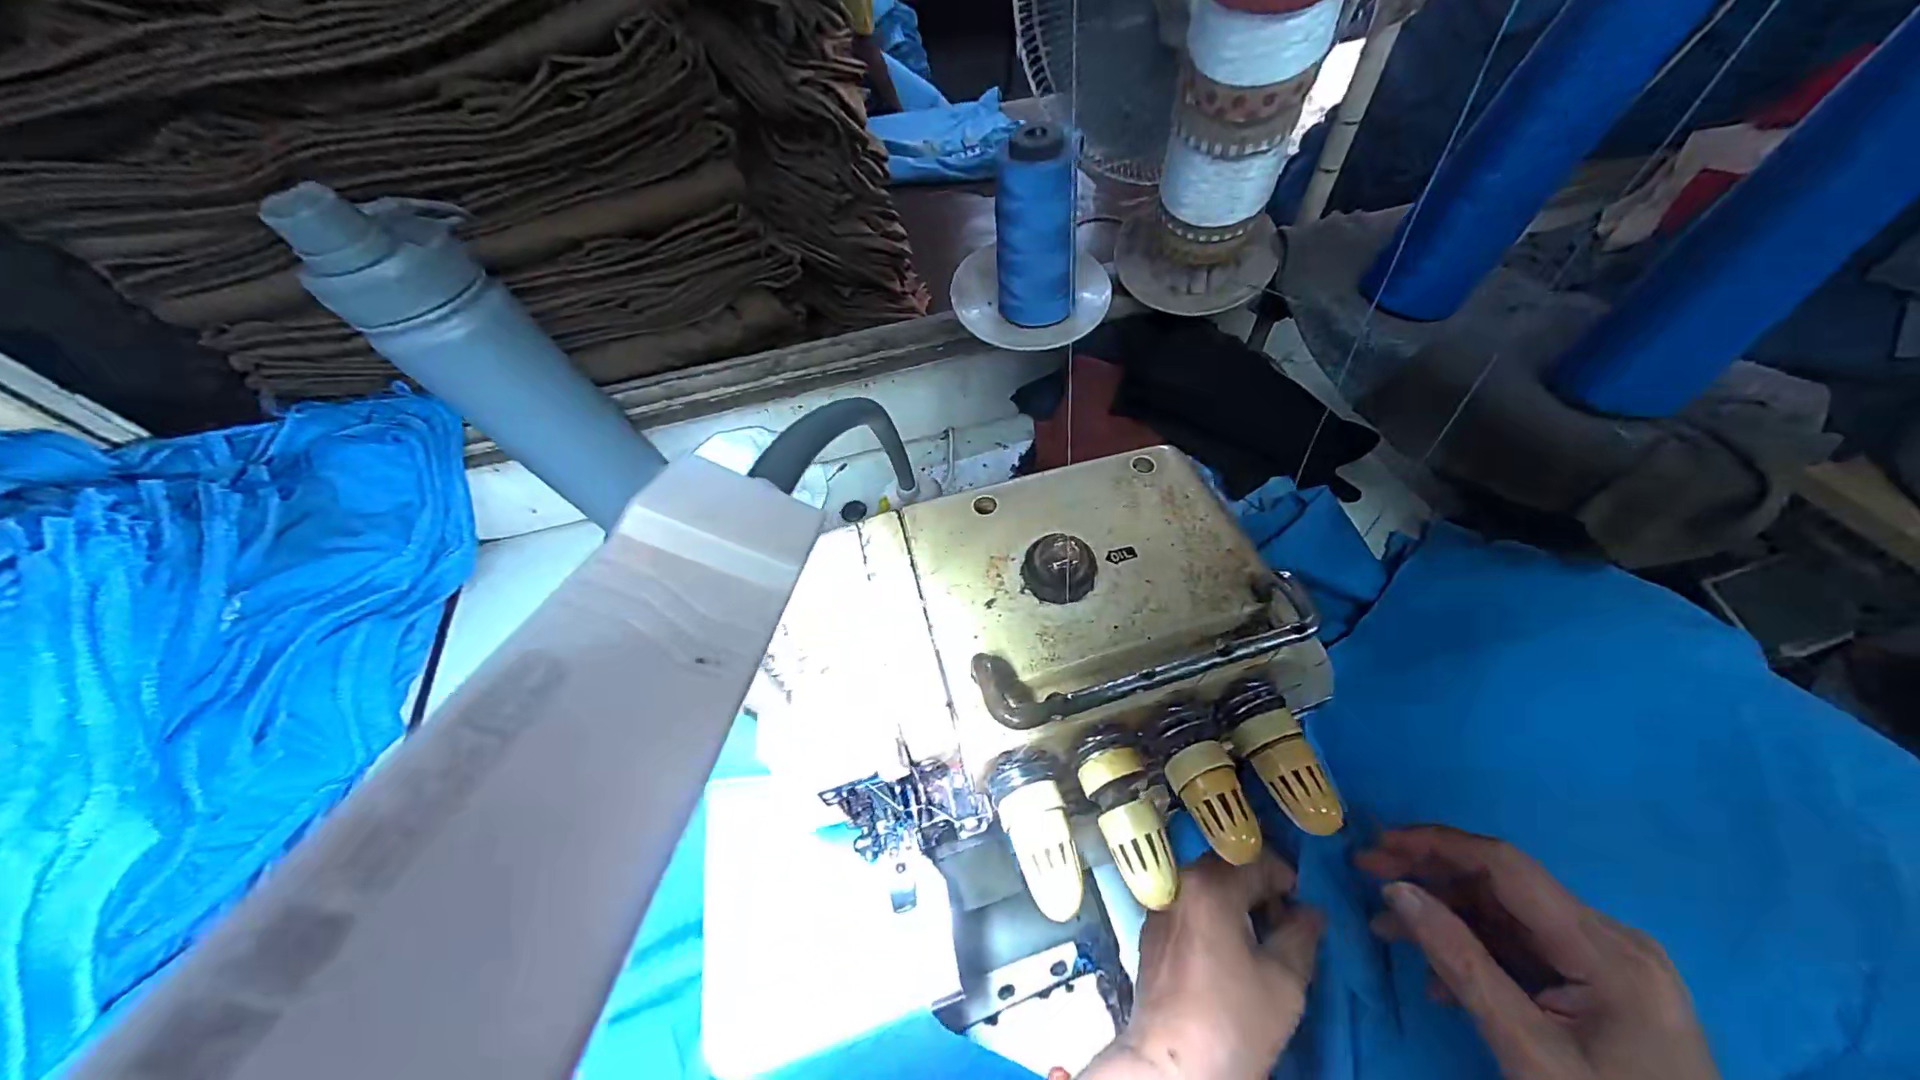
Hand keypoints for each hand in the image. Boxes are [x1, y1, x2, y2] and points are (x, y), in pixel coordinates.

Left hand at [1083, 853, 1323, 1079]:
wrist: (1171, 1061)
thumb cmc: (1233, 1020)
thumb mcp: (1283, 981)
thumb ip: (1300, 936)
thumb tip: (1310, 912)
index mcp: (1209, 886)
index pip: (1255, 861)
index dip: (1286, 877)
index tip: (1304, 903)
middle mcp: (1178, 884)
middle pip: (1225, 868)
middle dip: (1258, 886)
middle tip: (1285, 921)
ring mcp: (1160, 906)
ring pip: (1204, 886)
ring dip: (1234, 899)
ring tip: (1259, 936)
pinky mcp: (1151, 930)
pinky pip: (1187, 905)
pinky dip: (1210, 913)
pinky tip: (1226, 947)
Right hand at [1356, 826, 1718, 1079]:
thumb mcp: (1528, 1049)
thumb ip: (1461, 963)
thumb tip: (1395, 889)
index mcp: (1608, 952)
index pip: (1506, 866)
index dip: (1435, 844)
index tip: (1376, 844)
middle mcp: (1614, 941)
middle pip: (1503, 886)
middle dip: (1430, 878)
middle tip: (1366, 874)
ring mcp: (1611, 964)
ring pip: (1507, 916)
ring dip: (1445, 917)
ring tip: (1388, 932)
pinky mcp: (1603, 986)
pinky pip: (1524, 948)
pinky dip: (1475, 951)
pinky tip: (1439, 977)